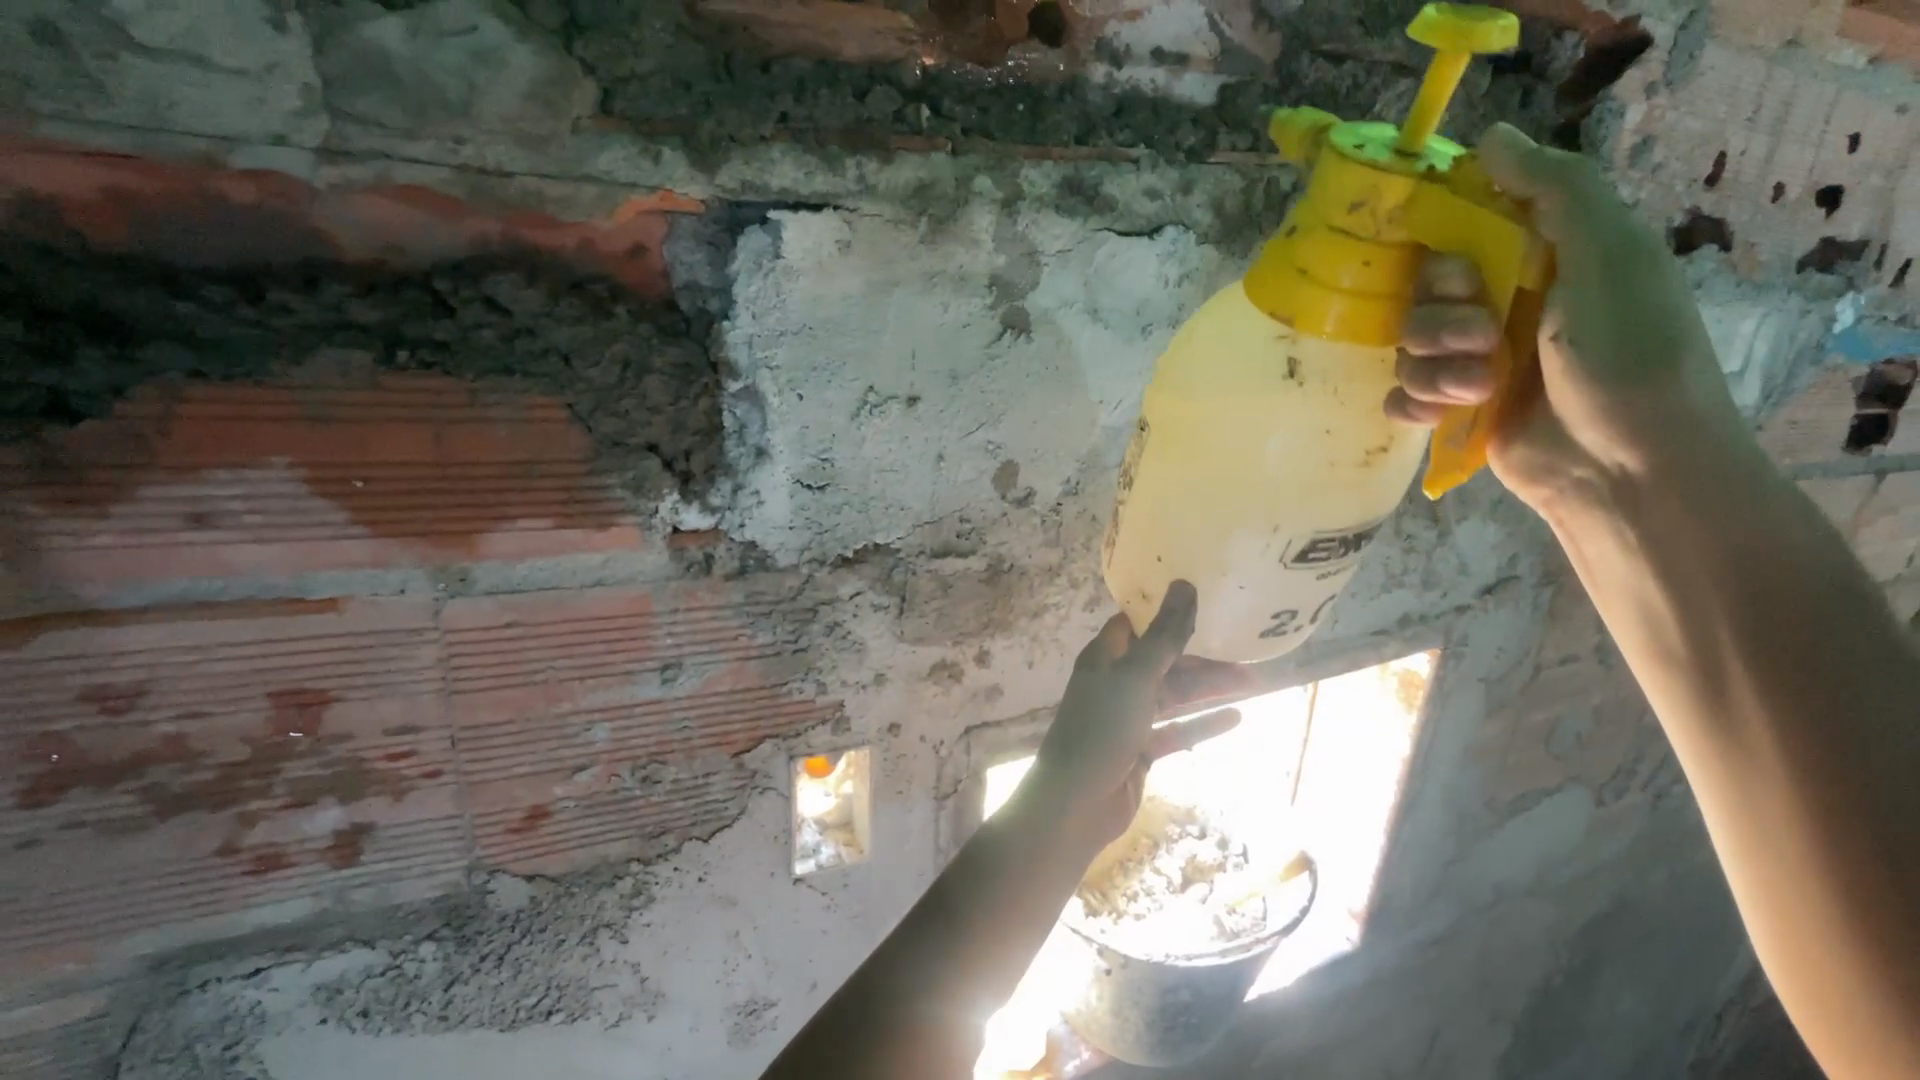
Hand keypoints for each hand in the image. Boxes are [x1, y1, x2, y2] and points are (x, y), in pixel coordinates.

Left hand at [1022, 581, 1255, 851]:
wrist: (1077, 802)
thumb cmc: (1101, 728)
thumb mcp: (1135, 677)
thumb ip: (1164, 636)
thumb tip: (1184, 585)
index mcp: (1104, 658)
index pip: (1136, 623)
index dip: (1165, 610)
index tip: (1204, 598)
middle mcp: (1115, 683)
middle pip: (1162, 660)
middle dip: (1200, 654)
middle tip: (1246, 647)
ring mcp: (1128, 719)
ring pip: (1174, 696)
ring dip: (1208, 688)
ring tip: (1253, 679)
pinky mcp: (1141, 751)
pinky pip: (1177, 731)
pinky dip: (1203, 724)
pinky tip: (1236, 717)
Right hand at [1386, 123, 1747, 514]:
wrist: (1629, 468)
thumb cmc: (1630, 356)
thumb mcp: (1609, 256)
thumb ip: (1556, 190)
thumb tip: (1488, 136)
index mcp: (1542, 263)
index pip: (1460, 237)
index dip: (1447, 254)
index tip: (1463, 275)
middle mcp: (1504, 308)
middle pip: (1423, 296)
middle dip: (1441, 320)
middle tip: (1483, 339)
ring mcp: (1476, 363)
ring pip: (1408, 348)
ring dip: (1436, 368)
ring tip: (1482, 388)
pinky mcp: (1456, 412)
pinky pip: (1400, 396)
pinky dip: (1412, 404)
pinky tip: (1438, 414)